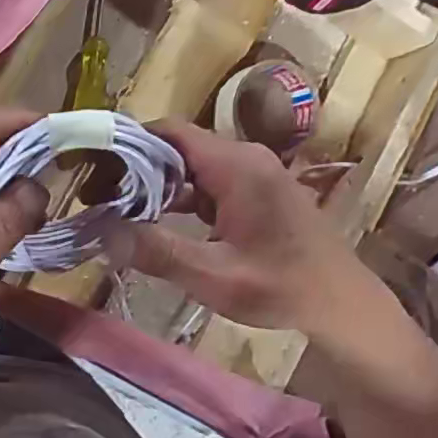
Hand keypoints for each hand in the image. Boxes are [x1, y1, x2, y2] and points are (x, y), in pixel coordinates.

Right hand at [106, 120, 389, 335]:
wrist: (341, 304)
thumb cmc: (281, 287)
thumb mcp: (214, 276)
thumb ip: (158, 252)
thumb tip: (104, 233)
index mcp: (237, 166)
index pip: (170, 132)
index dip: (129, 145)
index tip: (95, 169)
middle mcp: (246, 158)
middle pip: (179, 147)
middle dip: (138, 169)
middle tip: (100, 196)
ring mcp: (255, 174)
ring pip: (193, 166)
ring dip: (158, 186)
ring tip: (121, 210)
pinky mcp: (259, 192)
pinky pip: (210, 182)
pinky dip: (181, 197)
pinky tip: (160, 223)